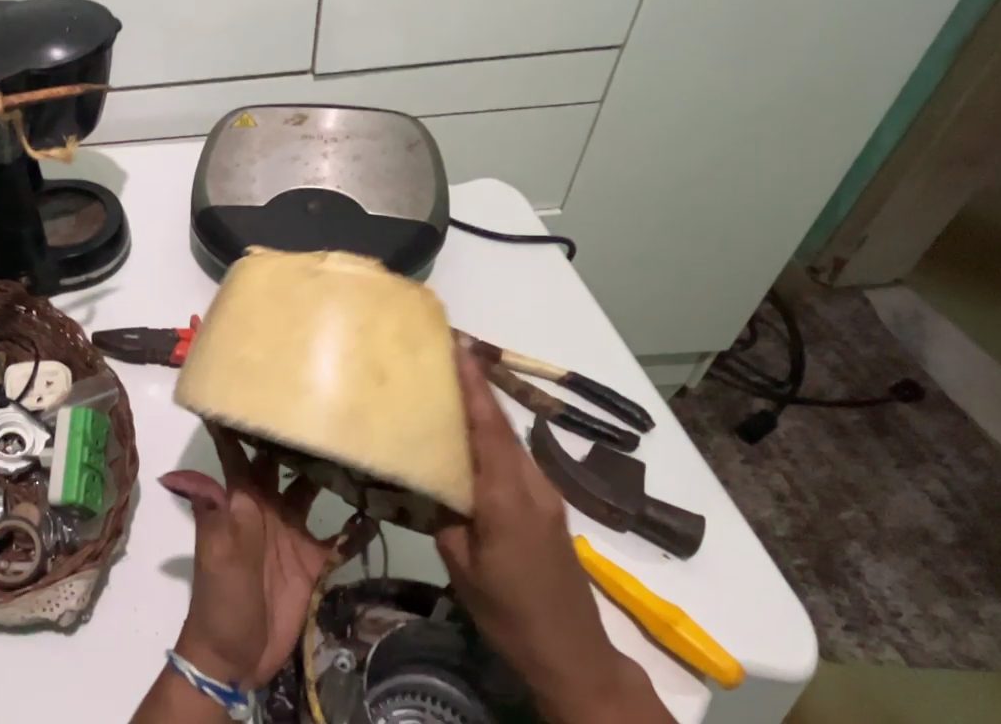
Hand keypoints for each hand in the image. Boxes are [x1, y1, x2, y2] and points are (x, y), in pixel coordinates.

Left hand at [158, 424, 371, 686]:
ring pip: (312, 491)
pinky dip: (358, 523)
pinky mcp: (312, 560)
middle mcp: (267, 507)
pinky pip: (339, 536)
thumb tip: (183, 471)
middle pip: (281, 463)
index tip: (254, 385)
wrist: (236, 654)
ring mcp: (291, 533)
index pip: (239, 452)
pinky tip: (381, 506)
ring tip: (360, 441)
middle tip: (326, 401)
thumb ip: (216, 512)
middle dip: (296, 435)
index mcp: (241, 500)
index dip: (241, 422)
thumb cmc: (221, 598)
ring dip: (330, 471)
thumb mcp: (218, 554)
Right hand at [435, 348, 675, 723]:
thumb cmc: (510, 613)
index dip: (474, 385)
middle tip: (444, 355)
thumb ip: (444, 515)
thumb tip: (426, 480)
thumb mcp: (462, 567)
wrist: (574, 654)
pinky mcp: (547, 509)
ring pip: (509, 443)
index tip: (458, 345)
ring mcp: (545, 496)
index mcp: (507, 497)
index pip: (488, 428)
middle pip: (501, 426)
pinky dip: (491, 440)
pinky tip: (468, 442)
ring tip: (449, 390)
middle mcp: (532, 486)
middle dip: (476, 387)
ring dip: (483, 413)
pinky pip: (514, 462)